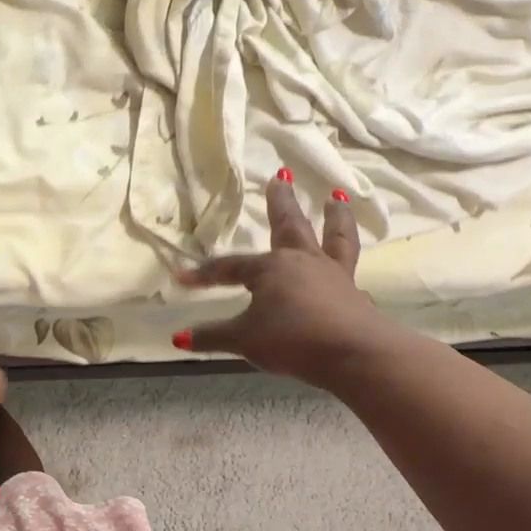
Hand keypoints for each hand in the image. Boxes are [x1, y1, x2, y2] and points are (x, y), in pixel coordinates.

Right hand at [177, 174, 400, 386]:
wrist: (353, 354)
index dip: (204, 274)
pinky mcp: (353, 293)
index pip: (230, 267)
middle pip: (290, 225)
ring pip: (334, 237)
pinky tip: (344, 265)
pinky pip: (349, 269)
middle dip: (281, 201)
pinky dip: (346, 261)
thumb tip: (178, 338)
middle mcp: (304, 262)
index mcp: (272, 268)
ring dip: (334, 216)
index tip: (181, 278)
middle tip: (281, 176)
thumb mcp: (242, 339)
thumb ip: (211, 336)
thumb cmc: (291, 339)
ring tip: (335, 198)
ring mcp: (333, 275)